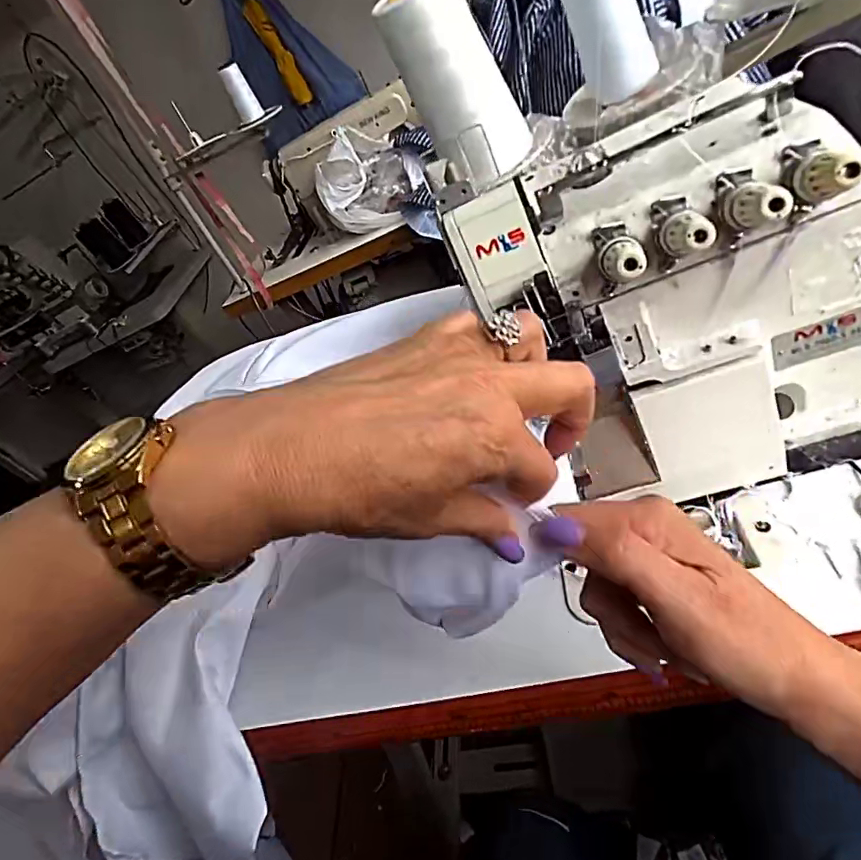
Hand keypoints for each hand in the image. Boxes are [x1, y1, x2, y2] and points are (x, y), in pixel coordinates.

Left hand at [154, 310, 593, 562]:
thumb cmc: (355, 488)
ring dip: (536, 371)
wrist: (287, 449)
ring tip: (513, 402)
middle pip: (571, 386)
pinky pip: (480, 326)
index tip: (512, 504)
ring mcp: (460, 352)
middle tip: (548, 447)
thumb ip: (485, 520)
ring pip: (531, 338)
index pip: (540, 469)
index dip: (531, 493)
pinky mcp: (428, 337)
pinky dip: (490, 345)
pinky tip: (469, 376)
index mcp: (494, 435)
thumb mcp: (431, 517)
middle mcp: (488, 385)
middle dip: (574, 422)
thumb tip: (511, 533)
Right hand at [556, 497, 834, 714]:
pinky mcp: (659, 583)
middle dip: (609, 610)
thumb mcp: (675, 598)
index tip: (576, 592)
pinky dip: (636, 636)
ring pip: (601, 592)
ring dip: (626, 629)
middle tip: (644, 631)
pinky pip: (621, 608)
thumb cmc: (748, 640)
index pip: (571, 521)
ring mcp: (655, 558)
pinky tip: (666, 647)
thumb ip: (616, 553)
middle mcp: (651, 530)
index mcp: (651, 520)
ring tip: (665, 644)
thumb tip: (560, 525)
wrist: (788, 674)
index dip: (559, 556)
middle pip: (584, 563)